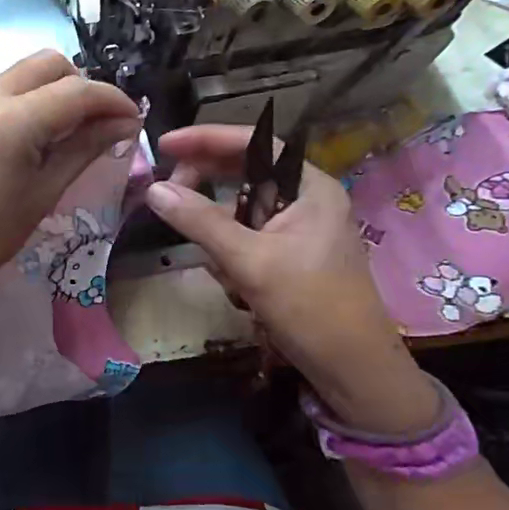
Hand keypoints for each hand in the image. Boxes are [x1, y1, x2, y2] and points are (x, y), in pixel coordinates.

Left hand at [0, 51, 140, 327]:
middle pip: (49, 64)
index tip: (133, 120)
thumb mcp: (44, 193)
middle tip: (100, 122)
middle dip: (83, 86)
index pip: (76, 91)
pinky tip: (34, 136)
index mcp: (10, 122)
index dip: (112, 101)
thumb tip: (124, 124)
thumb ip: (85, 149)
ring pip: (23, 74)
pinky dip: (28, 101)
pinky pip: (1, 90)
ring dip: (54, 91)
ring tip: (69, 132)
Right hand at [145, 124, 438, 434]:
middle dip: (207, 190)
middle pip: (244, 175)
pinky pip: (247, 240)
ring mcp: (298, 229)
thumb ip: (200, 221)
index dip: (206, 139)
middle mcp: (306, 199)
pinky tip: (233, 284)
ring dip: (219, 234)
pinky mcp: (289, 256)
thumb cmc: (310, 307)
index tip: (164, 144)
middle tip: (168, 195)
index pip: (253, 144)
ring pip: (240, 212)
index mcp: (310, 187)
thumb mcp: (249, 261)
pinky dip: (231, 256)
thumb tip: (154, 190)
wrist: (353, 370)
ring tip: (219, 267)